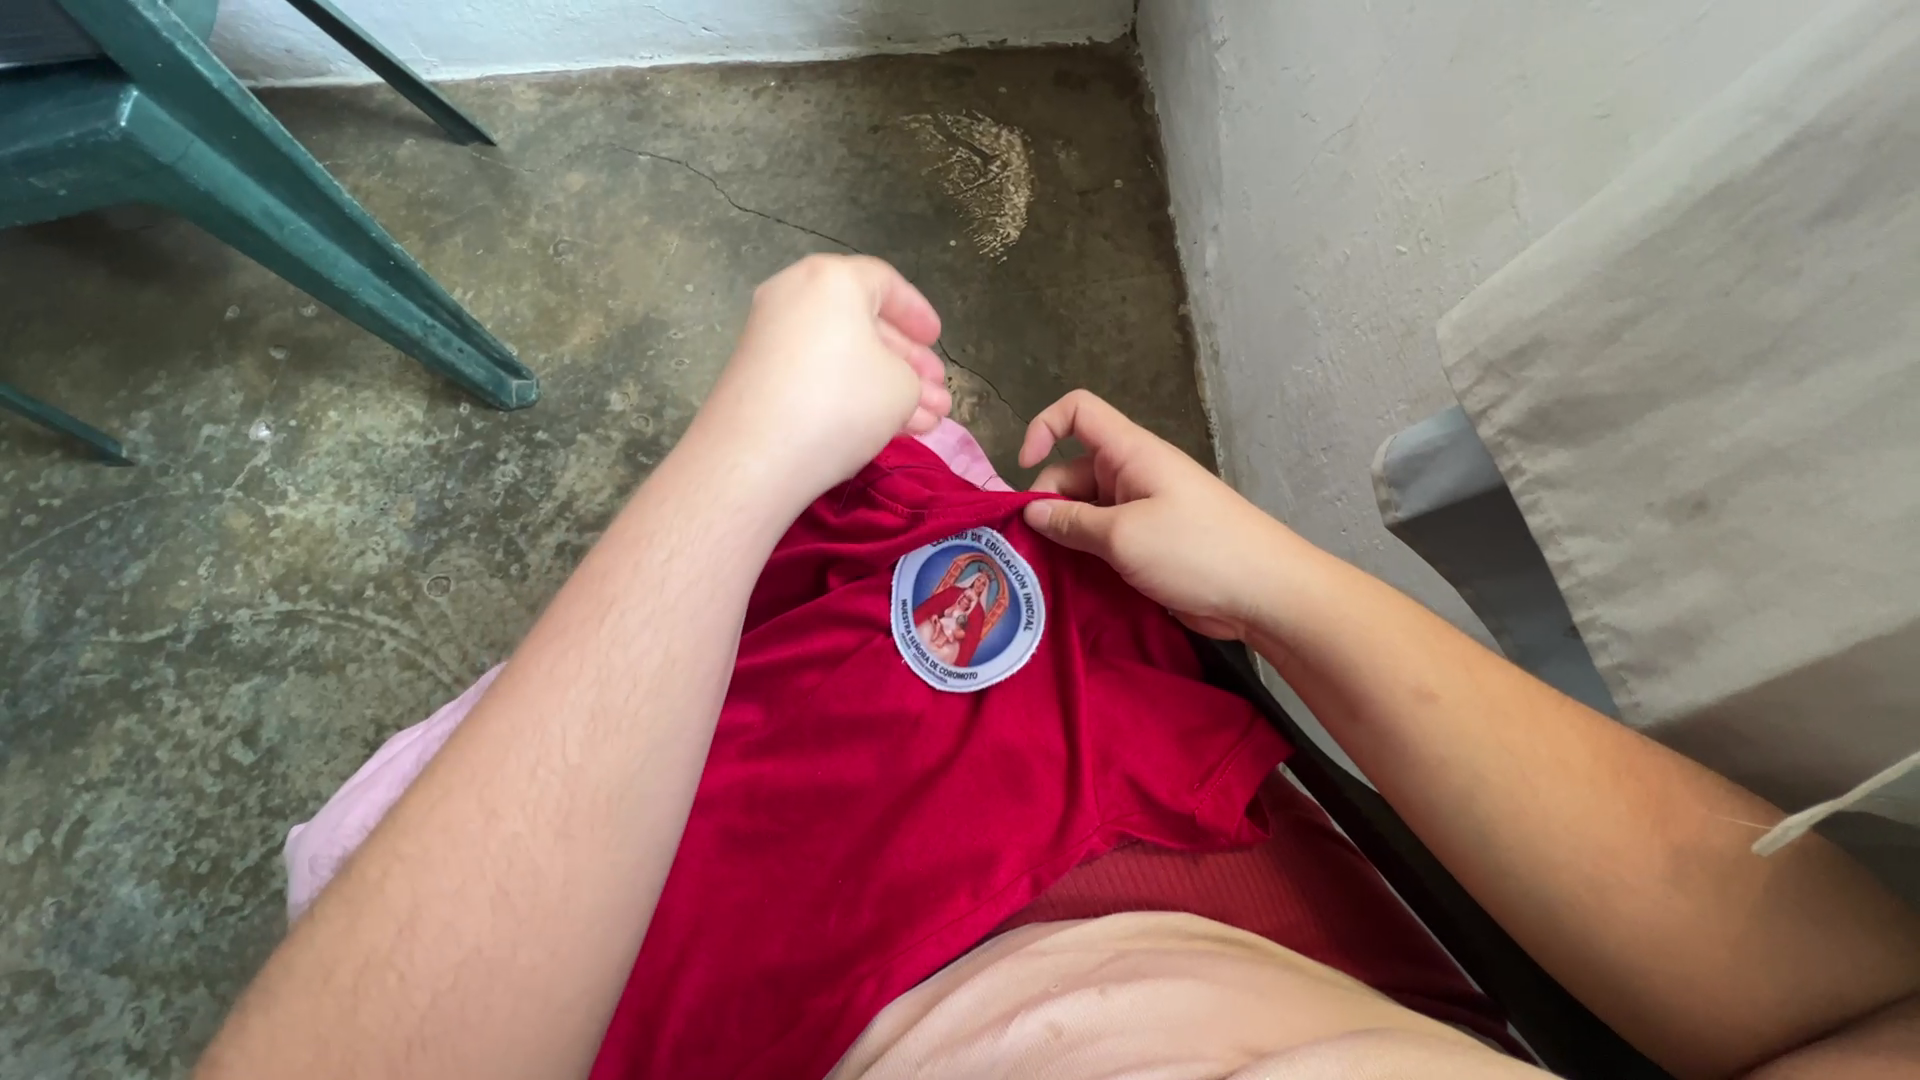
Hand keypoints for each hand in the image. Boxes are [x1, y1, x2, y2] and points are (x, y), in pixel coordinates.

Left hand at [689, 255, 949, 498]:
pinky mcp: (760, 379)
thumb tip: (902, 389)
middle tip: (937, 392)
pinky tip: (888, 429)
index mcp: (832, 280)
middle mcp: (795, 298)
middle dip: (908, 364)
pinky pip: (819, 377)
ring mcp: (771, 340)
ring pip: (845, 358)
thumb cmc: (842, 402)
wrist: (757, 456)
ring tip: (926, 423)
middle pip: (864, 325)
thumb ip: (911, 380)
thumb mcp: (902, 387)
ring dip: (889, 388)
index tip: (936, 340)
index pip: (885, 283)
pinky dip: (854, 397)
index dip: (918, 313)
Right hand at [1019, 390, 1308, 639]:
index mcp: (1130, 452)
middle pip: (1070, 470)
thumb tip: (1031, 513)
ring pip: (1083, 510)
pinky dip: (1082, 553)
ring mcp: (1140, 510)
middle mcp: (1132, 474)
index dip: (1043, 427)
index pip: (1078, 412)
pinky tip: (1064, 580)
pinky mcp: (1146, 543)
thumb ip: (1071, 522)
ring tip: (1040, 568)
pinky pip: (1101, 538)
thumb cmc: (1196, 551)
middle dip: (1045, 501)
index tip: (1023, 469)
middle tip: (1029, 545)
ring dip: (1061, 534)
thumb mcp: (1123, 536)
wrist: (1264, 593)